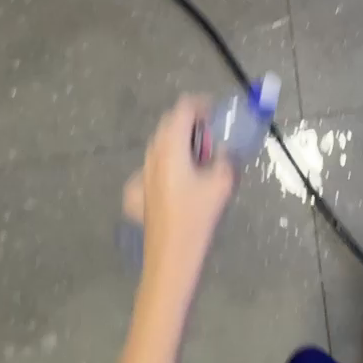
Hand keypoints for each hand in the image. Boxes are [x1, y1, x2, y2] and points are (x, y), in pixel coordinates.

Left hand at [125, 96, 235, 277]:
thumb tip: (222, 149)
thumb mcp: (222, 183)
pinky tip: (177, 180)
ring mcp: (142, 174)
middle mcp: (153, 155)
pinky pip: (151, 167)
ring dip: (178, 141)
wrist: (171, 258)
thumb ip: (225, 158)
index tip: (216, 112)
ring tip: (198, 157)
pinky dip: (165, 164)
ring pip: (159, 145)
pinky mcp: (137, 193)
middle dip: (190, 122)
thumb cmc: (197, 218)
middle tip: (211, 135)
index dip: (200, 104)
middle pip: (168, 124)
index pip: (182, 110)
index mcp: (172, 148)